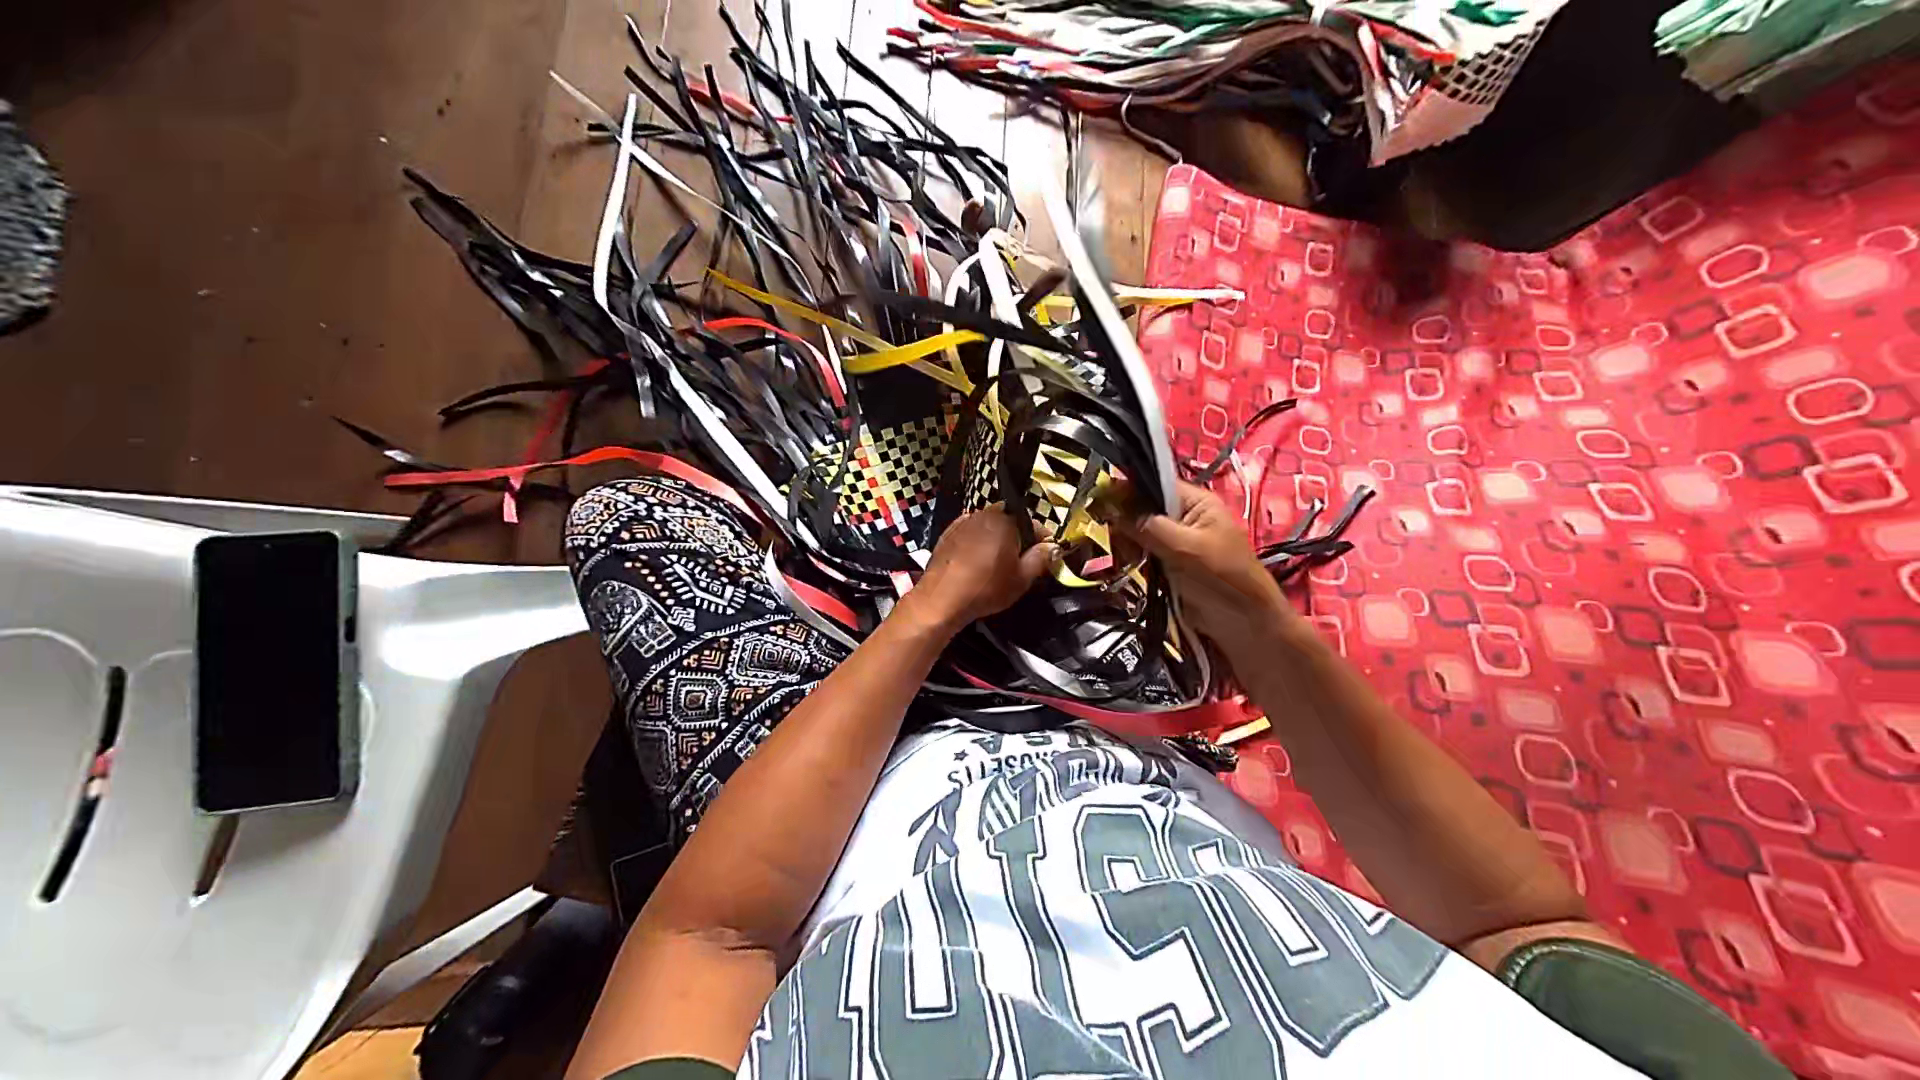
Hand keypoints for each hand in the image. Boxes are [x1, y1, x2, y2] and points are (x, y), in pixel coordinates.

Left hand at [912, 505, 1055, 629]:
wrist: (941, 599)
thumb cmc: (986, 587)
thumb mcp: (1022, 578)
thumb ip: (1041, 558)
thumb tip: (1053, 547)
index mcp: (1005, 518)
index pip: (1034, 524)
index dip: (1043, 541)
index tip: (1045, 558)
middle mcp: (984, 513)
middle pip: (1010, 523)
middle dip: (1019, 540)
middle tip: (1021, 564)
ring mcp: (963, 522)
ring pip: (990, 528)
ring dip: (998, 541)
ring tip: (998, 565)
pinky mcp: (947, 534)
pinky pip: (971, 534)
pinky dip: (978, 544)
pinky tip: (977, 563)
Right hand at [1117, 479, 1297, 648]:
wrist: (1242, 623)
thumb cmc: (1222, 578)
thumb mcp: (1184, 547)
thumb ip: (1145, 526)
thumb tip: (1109, 507)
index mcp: (1195, 502)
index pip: (1153, 484)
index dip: (1125, 491)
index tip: (1099, 503)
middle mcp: (1182, 516)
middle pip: (1140, 507)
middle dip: (1125, 524)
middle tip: (1121, 545)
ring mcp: (1173, 540)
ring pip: (1135, 531)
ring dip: (1126, 545)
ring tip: (1129, 562)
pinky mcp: (1166, 562)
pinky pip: (1140, 552)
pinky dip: (1132, 559)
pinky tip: (1130, 568)